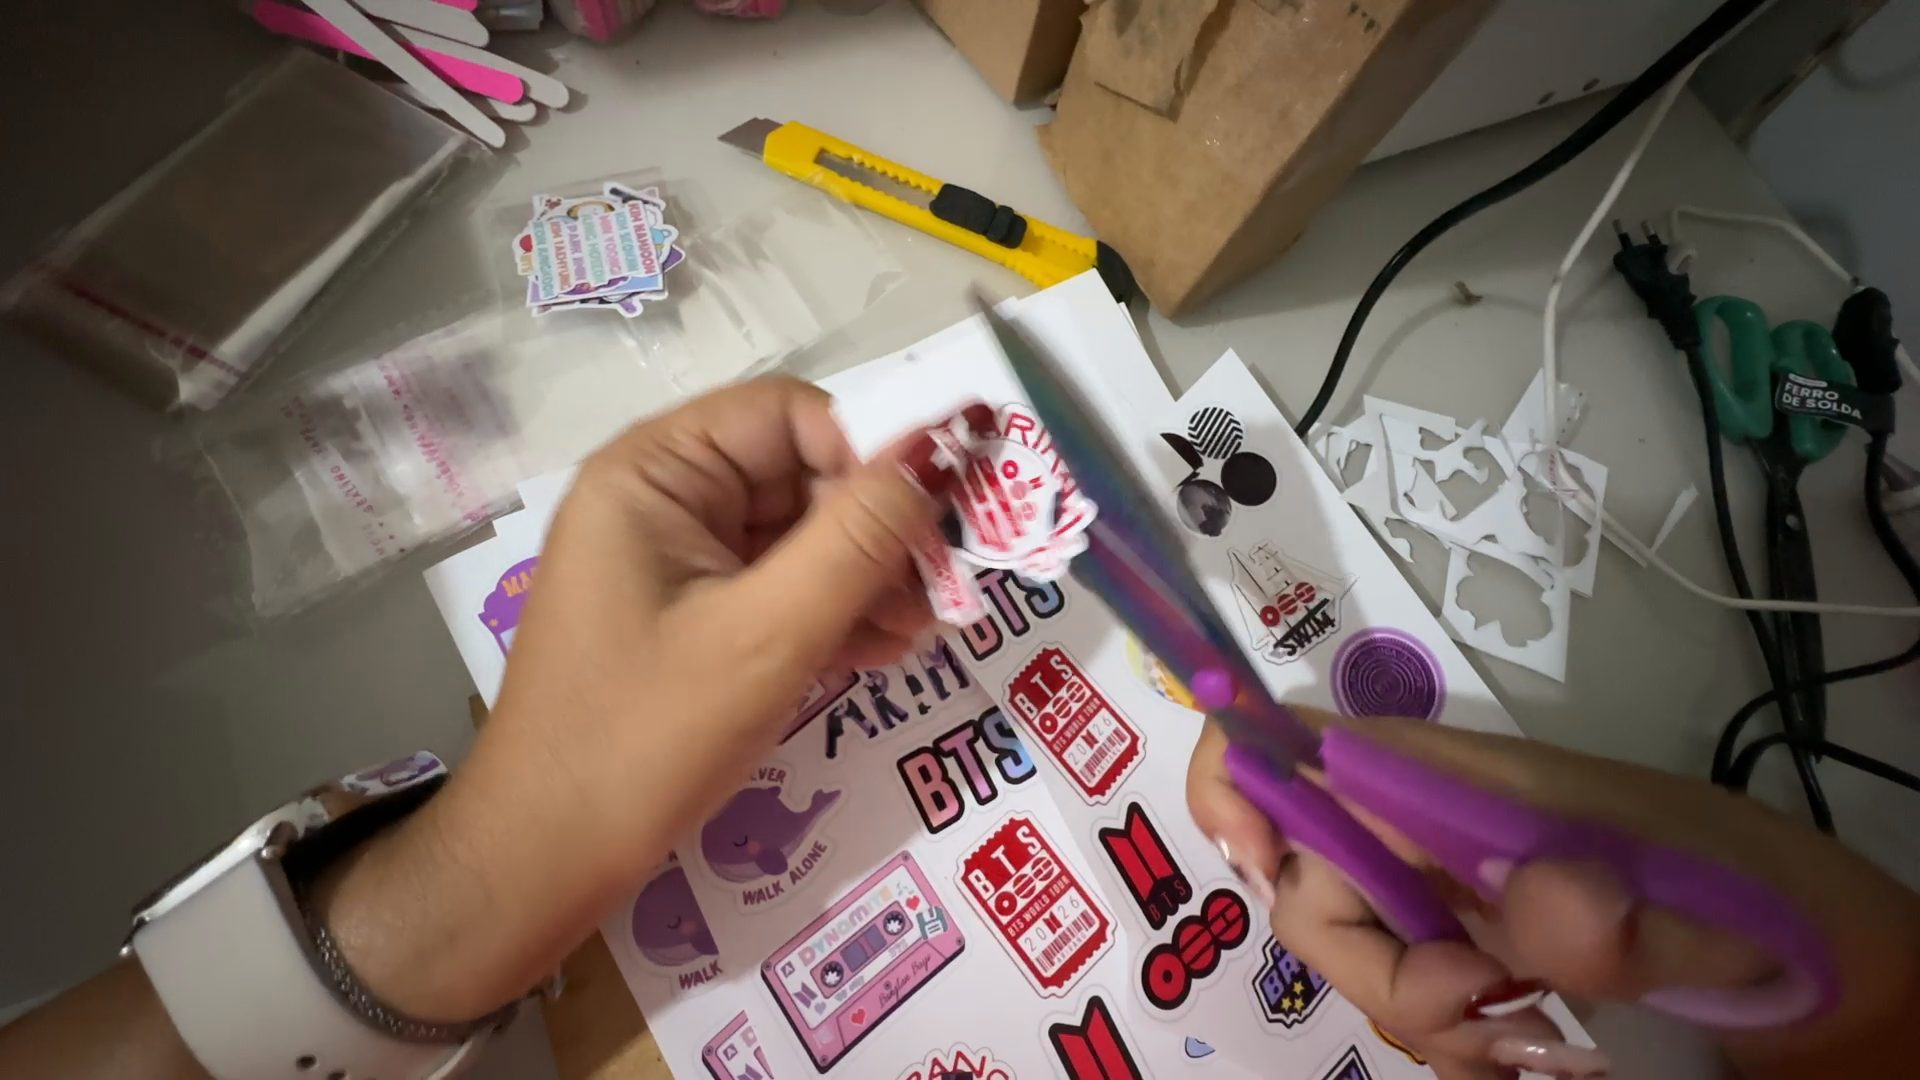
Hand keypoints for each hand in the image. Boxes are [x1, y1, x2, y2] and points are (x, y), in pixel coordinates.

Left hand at [317, 376, 973, 1021]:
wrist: (550, 863)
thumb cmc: (646, 738)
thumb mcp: (769, 632)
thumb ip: (858, 538)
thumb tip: (936, 453)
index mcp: (657, 473)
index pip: (788, 414)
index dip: (863, 455)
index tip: (919, 524)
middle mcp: (670, 500)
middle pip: (804, 476)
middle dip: (875, 532)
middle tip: (936, 589)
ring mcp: (687, 560)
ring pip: (805, 537)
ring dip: (868, 578)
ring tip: (916, 632)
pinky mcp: (703, 612)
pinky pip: (787, 587)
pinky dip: (837, 612)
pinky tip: (883, 652)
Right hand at [1187, 710, 1919, 1079]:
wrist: (1763, 926)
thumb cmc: (1704, 871)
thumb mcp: (1683, 892)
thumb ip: (1609, 913)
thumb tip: (1537, 903)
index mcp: (1407, 766)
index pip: (1267, 739)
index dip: (1224, 785)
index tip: (1256, 861)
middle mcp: (1378, 812)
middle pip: (1289, 877)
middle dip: (1369, 965)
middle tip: (1486, 1011)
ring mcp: (1398, 873)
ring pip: (1332, 942)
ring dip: (1413, 1009)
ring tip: (1527, 1043)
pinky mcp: (1422, 926)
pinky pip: (1379, 980)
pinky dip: (1431, 1028)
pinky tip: (1510, 1044)